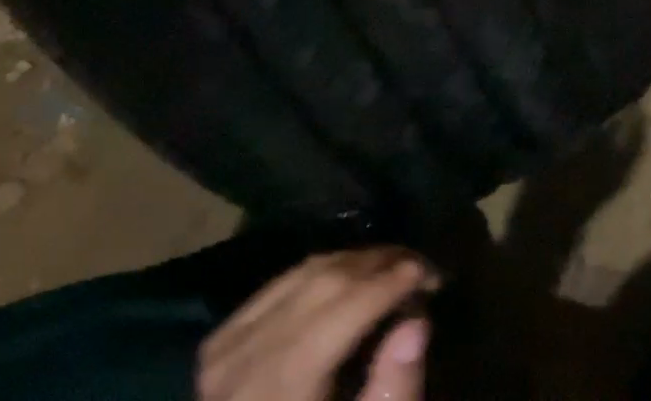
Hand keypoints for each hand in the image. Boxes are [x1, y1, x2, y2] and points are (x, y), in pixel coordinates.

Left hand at [197, 248, 437, 400]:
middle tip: (420, 267)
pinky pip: (279, 285)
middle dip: (380, 265)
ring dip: (355, 263)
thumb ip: (394, 387)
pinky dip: (320, 272)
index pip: (346, 308)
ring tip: (393, 268)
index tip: (432, 276)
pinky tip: (348, 278)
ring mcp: (225, 346)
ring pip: (303, 275)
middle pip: (325, 284)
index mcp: (284, 386)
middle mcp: (245, 357)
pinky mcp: (218, 341)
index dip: (392, 283)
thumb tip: (417, 321)